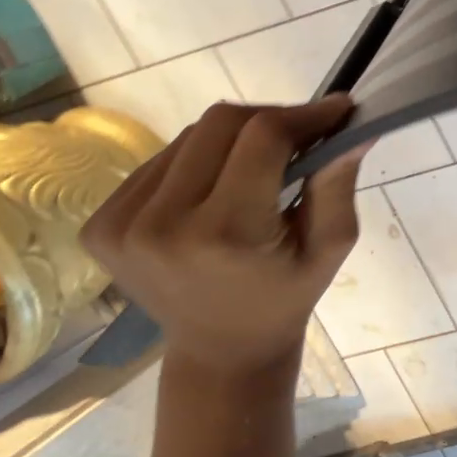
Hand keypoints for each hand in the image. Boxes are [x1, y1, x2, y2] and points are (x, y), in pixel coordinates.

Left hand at [80, 97, 366, 374]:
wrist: (221, 346)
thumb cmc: (289, 293)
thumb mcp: (333, 244)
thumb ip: (338, 182)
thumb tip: (356, 126)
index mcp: (227, 232)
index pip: (263, 136)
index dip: (306, 114)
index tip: (340, 111)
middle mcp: (162, 222)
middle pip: (221, 123)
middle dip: (273, 118)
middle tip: (306, 133)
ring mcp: (121, 223)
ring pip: (191, 137)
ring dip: (238, 137)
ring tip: (266, 161)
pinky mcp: (100, 224)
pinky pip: (163, 160)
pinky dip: (203, 158)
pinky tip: (223, 183)